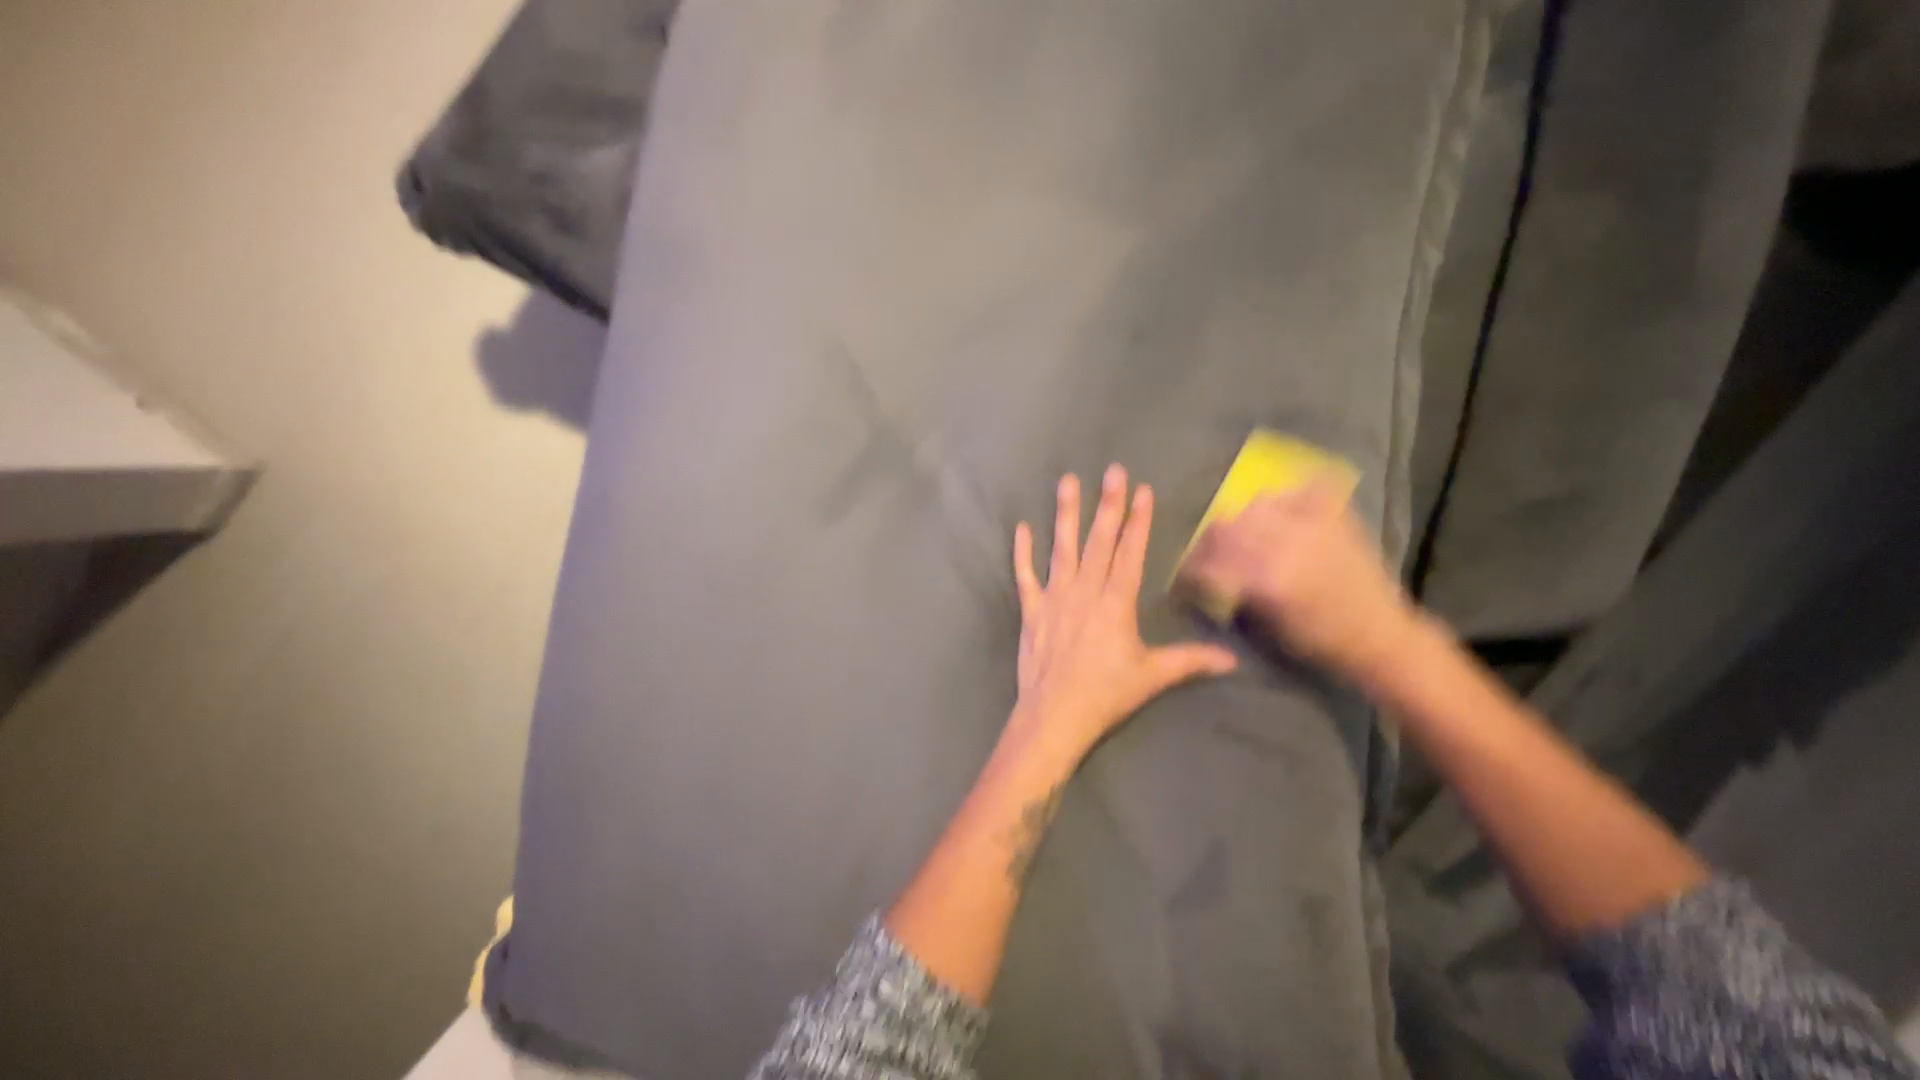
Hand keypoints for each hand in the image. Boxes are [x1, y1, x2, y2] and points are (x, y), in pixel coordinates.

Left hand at [1008, 464, 1238, 758]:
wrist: (1054, 716)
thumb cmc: (1106, 695)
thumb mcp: (1153, 677)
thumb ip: (1191, 661)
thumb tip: (1233, 660)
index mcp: (1116, 602)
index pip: (1130, 552)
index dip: (1138, 521)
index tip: (1143, 491)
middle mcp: (1085, 591)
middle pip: (1099, 540)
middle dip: (1108, 504)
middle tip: (1113, 471)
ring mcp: (1055, 598)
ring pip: (1062, 548)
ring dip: (1065, 514)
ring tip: (1067, 481)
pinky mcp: (1031, 611)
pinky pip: (1025, 576)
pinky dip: (1023, 553)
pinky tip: (1022, 528)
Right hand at [1178, 477, 1417, 682]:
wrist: (1378, 634)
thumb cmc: (1318, 641)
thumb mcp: (1267, 625)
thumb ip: (1234, 593)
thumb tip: (1206, 574)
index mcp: (1268, 579)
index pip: (1211, 559)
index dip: (1192, 565)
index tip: (1188, 572)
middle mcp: (1287, 543)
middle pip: (1227, 524)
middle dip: (1211, 540)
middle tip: (1211, 553)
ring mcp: (1314, 523)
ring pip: (1258, 502)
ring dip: (1246, 518)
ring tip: (1249, 534)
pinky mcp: (1336, 514)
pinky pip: (1302, 489)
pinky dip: (1288, 499)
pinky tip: (1284, 516)